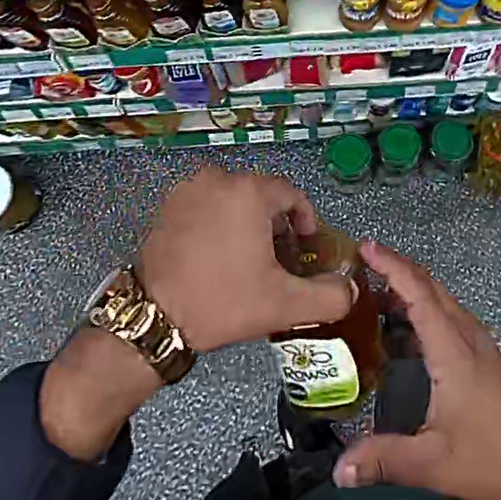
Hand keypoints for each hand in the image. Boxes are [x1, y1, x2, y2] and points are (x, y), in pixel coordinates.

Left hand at [40, 169, 353, 461]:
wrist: (151, 319)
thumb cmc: (221, 302)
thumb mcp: (285, 304)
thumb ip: (330, 296)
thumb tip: (349, 289)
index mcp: (249, 192)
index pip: (293, 196)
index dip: (306, 222)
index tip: (305, 248)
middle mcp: (218, 180)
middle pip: (263, 196)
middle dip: (276, 225)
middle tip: (278, 260)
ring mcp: (187, 191)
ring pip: (234, 200)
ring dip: (247, 224)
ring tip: (248, 261)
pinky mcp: (166, 207)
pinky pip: (207, 206)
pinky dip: (219, 224)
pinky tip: (218, 258)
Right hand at [335, 242, 500, 499]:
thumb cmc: (492, 460)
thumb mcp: (432, 463)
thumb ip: (383, 460)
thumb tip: (337, 470)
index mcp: (454, 351)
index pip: (419, 294)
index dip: (393, 266)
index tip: (367, 246)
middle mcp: (468, 338)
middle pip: (432, 288)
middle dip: (398, 268)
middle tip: (362, 262)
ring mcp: (479, 346)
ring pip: (442, 302)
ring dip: (412, 288)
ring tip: (375, 292)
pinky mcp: (483, 358)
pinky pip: (449, 319)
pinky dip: (424, 310)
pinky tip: (403, 332)